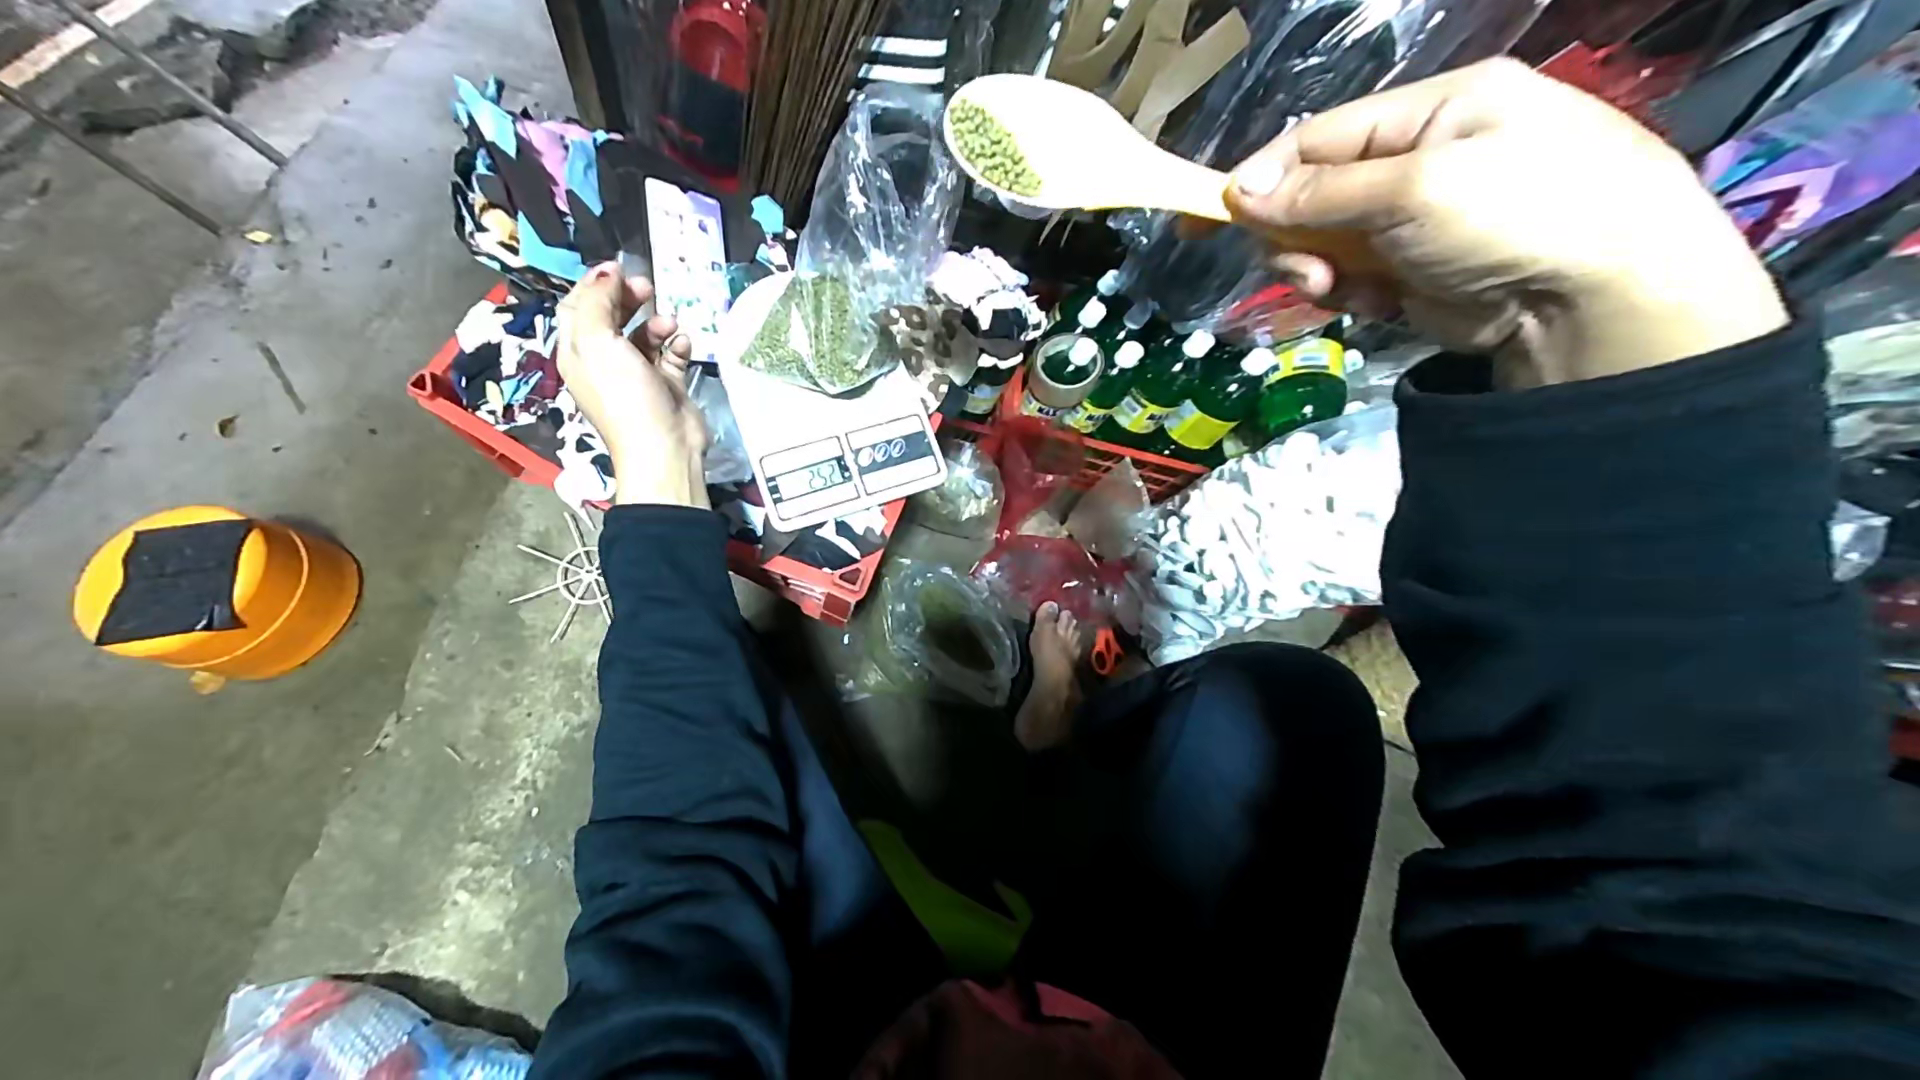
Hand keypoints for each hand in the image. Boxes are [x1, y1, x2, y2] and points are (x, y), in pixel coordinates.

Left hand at [556, 263, 708, 507]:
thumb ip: (598, 302)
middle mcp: (604, 361)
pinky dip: (678, 345)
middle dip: (628, 299)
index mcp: (578, 351)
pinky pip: (671, 355)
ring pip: (645, 335)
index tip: (620, 268)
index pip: (579, 306)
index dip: (596, 284)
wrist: (663, 446)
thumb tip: (606, 272)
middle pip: (613, 317)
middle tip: (648, 288)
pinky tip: (683, 344)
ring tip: (670, 324)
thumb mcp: (597, 342)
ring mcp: (637, 374)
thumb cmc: (624, 394)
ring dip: (658, 323)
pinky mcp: (667, 385)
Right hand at [1224, 58, 1786, 387]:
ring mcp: (1410, 222)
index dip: (1259, 175)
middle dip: (1292, 234)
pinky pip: (1346, 280)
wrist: (1591, 299)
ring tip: (1334, 289)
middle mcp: (1415, 161)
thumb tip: (1236, 191)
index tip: (1208, 213)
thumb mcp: (1412, 189)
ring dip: (1314, 270)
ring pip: (1321, 243)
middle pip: (1312, 194)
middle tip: (1301, 269)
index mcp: (1430, 111)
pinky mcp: (1407, 272)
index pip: (1317, 138)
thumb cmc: (1515, 214)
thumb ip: (1319, 191)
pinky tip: (1375, 302)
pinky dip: (1347, 294)